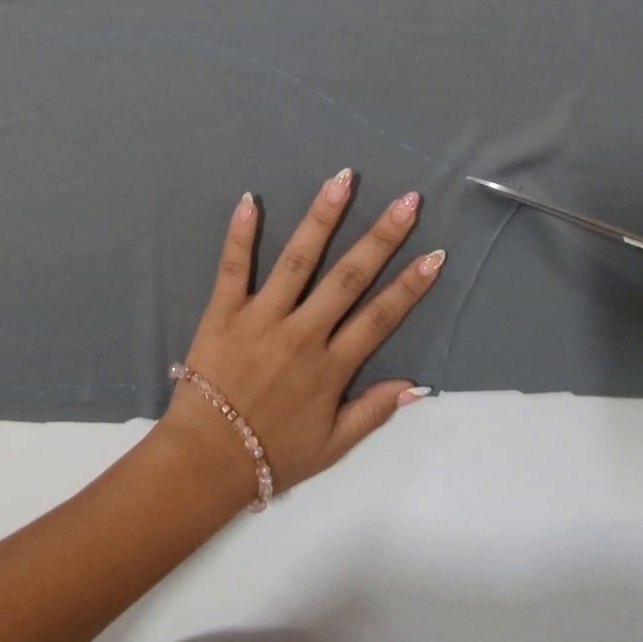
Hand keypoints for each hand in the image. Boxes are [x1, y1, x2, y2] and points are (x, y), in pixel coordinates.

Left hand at [154, 169, 446, 508]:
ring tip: (342, 180)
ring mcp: (262, 317)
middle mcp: (303, 333)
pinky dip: (241, 234)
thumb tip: (418, 385)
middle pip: (349, 277)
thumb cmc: (271, 453)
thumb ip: (373, 411)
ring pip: (298, 260)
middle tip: (406, 201)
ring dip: (322, 218)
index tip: (435, 253)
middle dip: (381, 237)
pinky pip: (233, 267)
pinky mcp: (224, 310)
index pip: (380, 317)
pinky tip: (251, 199)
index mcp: (331, 365)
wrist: (207, 460)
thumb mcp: (332, 446)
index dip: (411, 285)